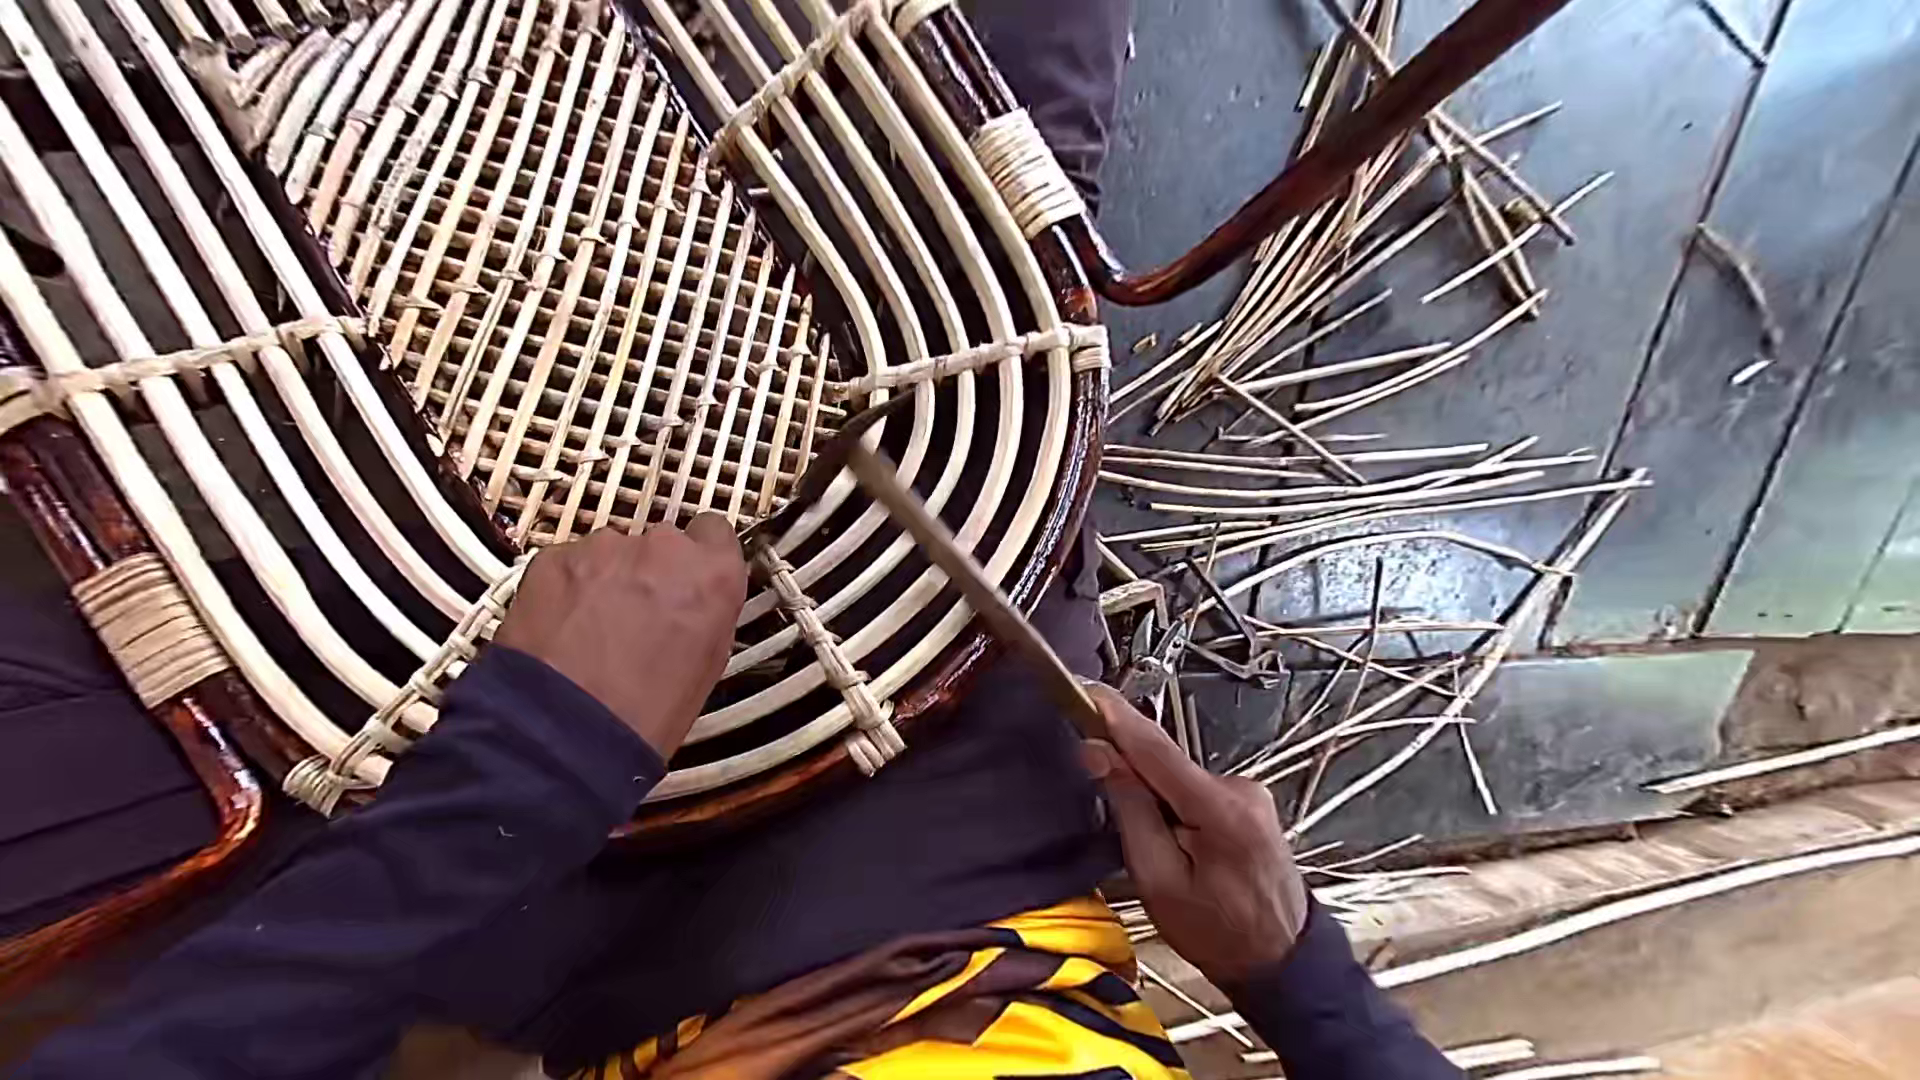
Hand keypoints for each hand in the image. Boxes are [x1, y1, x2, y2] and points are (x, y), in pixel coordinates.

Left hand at [495, 515, 746, 758]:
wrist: (564, 734)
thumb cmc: (645, 711)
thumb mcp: (712, 659)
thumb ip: (711, 609)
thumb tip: (700, 599)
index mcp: (714, 574)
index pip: (716, 532)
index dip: (703, 554)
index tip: (694, 573)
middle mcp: (666, 550)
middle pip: (665, 542)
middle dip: (655, 571)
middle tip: (642, 613)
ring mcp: (607, 550)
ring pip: (615, 552)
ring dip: (611, 579)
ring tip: (597, 627)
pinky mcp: (555, 559)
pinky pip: (572, 562)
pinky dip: (570, 586)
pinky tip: (566, 626)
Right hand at [1080, 683, 1308, 987]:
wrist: (1285, 964)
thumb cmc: (1218, 933)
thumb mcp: (1158, 880)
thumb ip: (1130, 810)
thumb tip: (1101, 754)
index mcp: (1222, 810)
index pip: (1156, 748)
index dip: (1117, 717)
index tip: (1088, 691)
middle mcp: (1241, 788)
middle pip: (1164, 758)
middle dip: (1128, 763)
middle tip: (1097, 774)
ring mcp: (1248, 791)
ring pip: (1177, 772)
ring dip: (1151, 787)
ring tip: (1152, 836)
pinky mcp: (1248, 797)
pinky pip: (1192, 782)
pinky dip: (1172, 796)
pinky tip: (1174, 834)